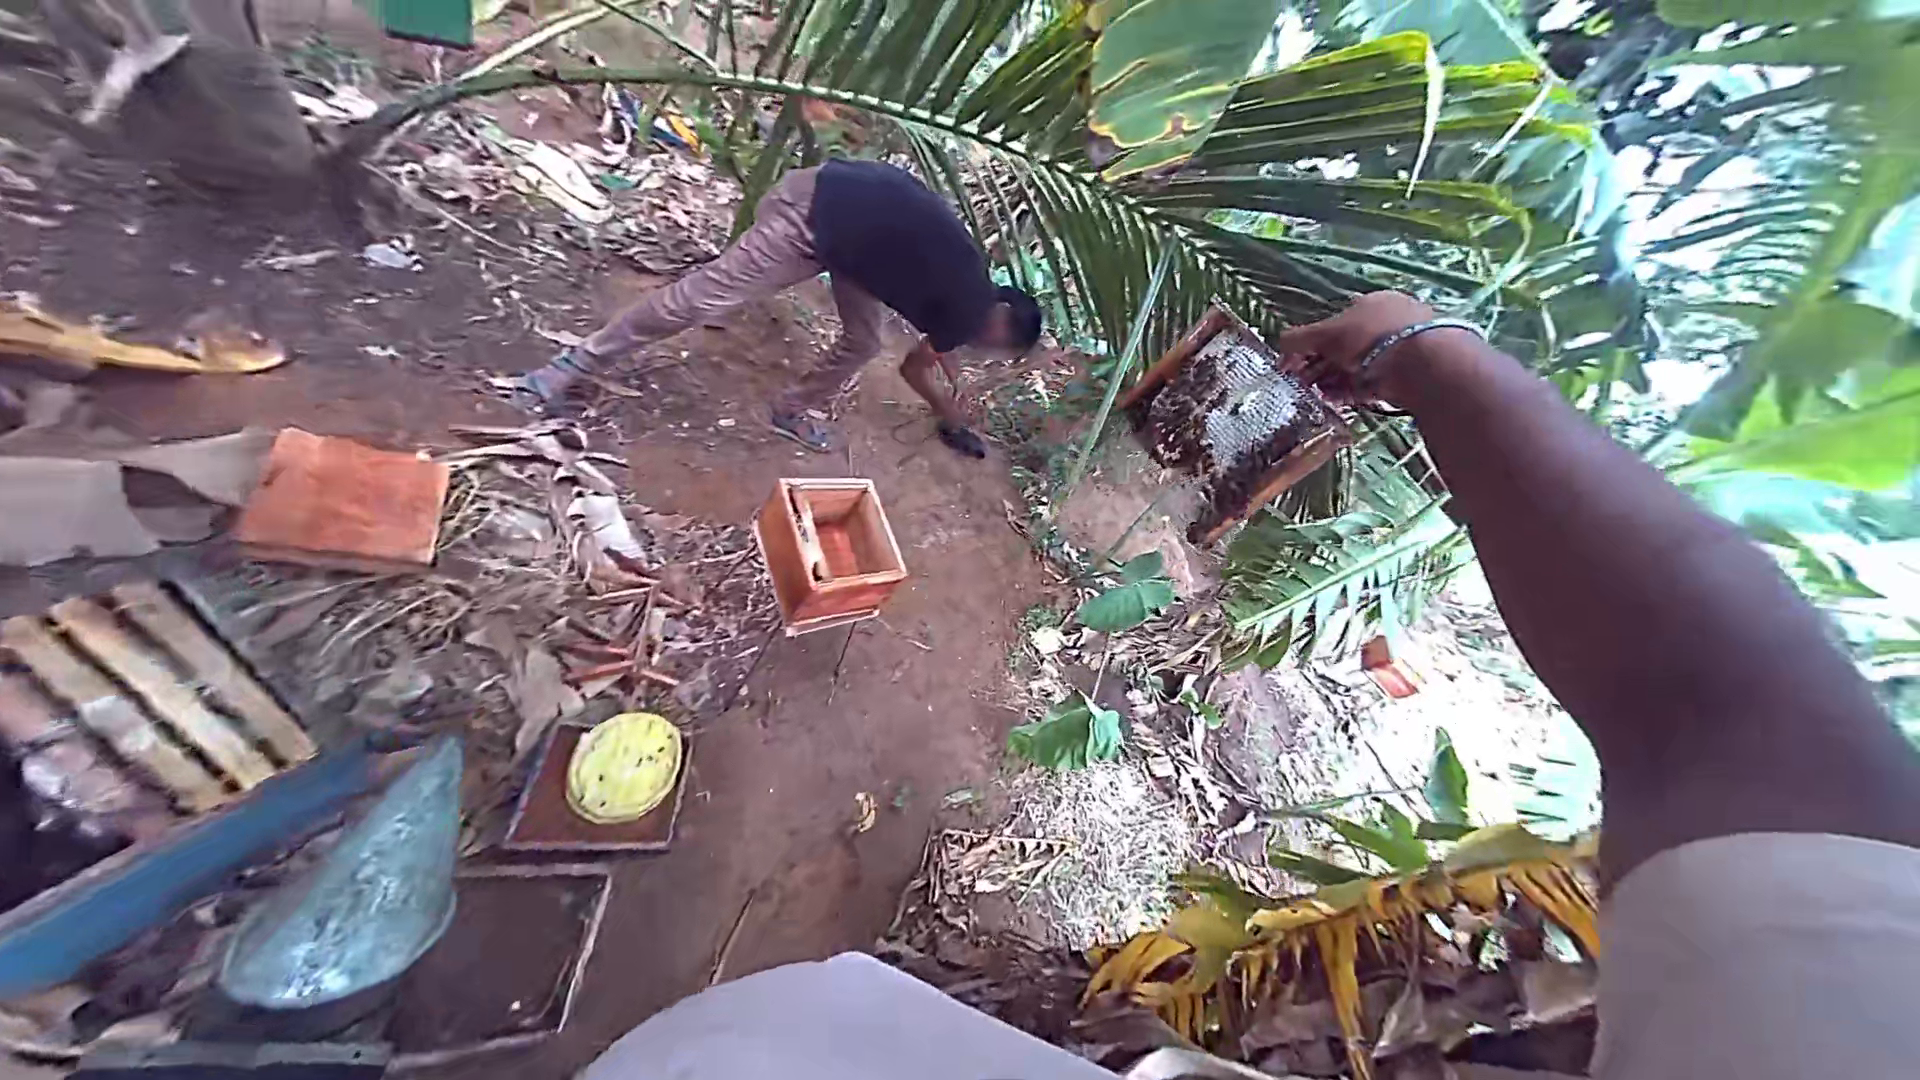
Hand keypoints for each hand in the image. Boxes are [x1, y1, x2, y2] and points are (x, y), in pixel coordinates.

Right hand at [1274, 291, 1435, 404]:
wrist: (1420, 363)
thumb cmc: (1370, 337)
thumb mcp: (1326, 333)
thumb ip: (1298, 339)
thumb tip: (1280, 341)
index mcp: (1370, 304)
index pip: (1332, 325)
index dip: (1309, 345)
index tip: (1293, 364)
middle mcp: (1384, 323)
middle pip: (1341, 348)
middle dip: (1317, 366)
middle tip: (1300, 382)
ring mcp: (1396, 349)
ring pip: (1352, 367)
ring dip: (1330, 381)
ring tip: (1315, 393)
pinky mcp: (1401, 374)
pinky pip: (1367, 383)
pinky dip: (1348, 391)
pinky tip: (1333, 399)